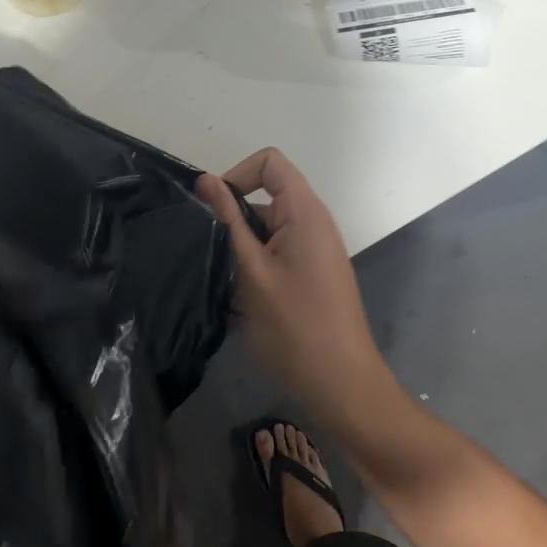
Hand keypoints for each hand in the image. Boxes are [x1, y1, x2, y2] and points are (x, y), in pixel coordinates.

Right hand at [198, 149, 385, 413]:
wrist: (341, 384)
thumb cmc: (294, 326)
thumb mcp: (251, 270)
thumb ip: (228, 220)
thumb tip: (205, 179)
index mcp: (305, 212)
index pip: (269, 162)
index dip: (237, 175)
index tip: (215, 210)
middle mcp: (314, 222)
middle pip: (268, 192)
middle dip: (235, 213)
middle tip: (213, 250)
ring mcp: (316, 248)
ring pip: (269, 224)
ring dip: (244, 242)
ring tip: (227, 278)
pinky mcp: (314, 271)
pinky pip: (279, 247)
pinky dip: (257, 260)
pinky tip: (243, 296)